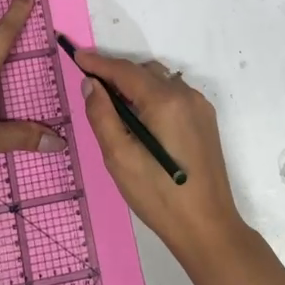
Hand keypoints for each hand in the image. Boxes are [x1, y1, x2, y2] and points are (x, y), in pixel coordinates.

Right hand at [73, 51, 246, 259]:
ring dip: (136, 86)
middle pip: (144, 72)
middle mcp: (186, 95)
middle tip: (93, 91)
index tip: (77, 55)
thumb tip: (91, 84)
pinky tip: (143, 122)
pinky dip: (153, 97)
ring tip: (116, 109)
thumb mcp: (119, 158)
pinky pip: (174, 95)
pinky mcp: (206, 121)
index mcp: (165, 101)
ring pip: (160, 81)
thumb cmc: (158, 196)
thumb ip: (102, 115)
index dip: (98, 63)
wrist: (207, 228)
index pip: (125, 71)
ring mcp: (200, 107)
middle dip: (116, 75)